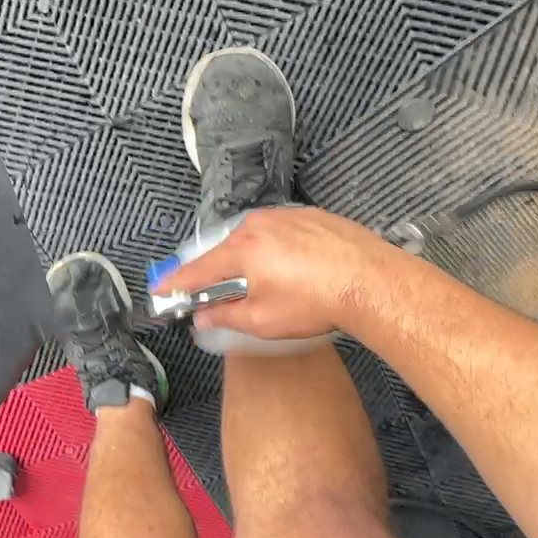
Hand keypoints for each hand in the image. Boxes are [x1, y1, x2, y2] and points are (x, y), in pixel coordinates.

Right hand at [155, 206, 400, 339]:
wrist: (375, 284)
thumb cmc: (321, 301)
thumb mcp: (262, 320)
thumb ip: (224, 317)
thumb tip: (205, 317)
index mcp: (241, 250)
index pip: (196, 269)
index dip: (175, 282)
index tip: (162, 288)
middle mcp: (260, 226)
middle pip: (223, 251)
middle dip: (217, 274)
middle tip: (215, 295)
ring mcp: (287, 217)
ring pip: (253, 240)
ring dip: (248, 262)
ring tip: (261, 287)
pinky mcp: (312, 217)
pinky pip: (280, 233)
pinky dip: (275, 251)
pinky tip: (289, 272)